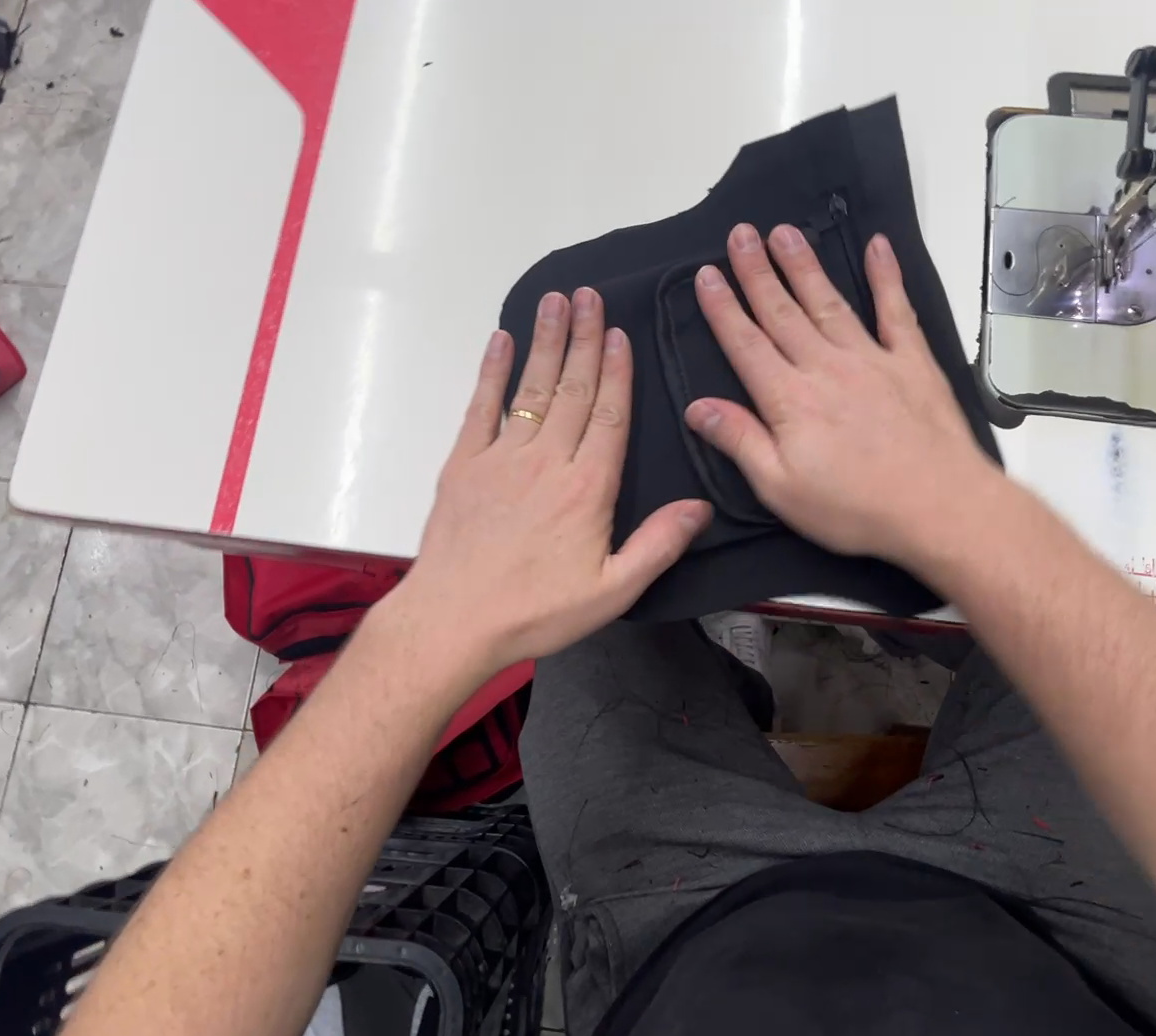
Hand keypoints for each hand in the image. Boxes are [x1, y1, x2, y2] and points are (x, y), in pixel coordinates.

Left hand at [393, 288, 709, 672]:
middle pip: (573, 389)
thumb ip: (659, 545)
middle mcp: (547, 460)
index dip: (617, 371)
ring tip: (554, 300)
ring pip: (531, 388)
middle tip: (589, 295)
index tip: (618, 331)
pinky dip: (491, 371)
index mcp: (588, 488)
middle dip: (584, 339)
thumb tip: (701, 506)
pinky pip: (480, 406)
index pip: (610, 415)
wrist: (454, 621)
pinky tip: (500, 340)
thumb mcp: (612, 591)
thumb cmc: (536, 612)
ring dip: (545, 342)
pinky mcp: (463, 464)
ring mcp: (501, 457)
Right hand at [682, 223, 1002, 568]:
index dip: (723, 309)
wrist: (938, 507)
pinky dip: (886, 276)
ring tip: (784, 232)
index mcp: (789, 400)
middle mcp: (826, 368)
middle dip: (757, 272)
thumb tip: (698, 408)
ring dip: (804, 266)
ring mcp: (871, 359)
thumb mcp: (780, 488)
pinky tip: (879, 247)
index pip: (746, 345)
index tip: (707, 275)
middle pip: (782, 312)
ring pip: (828, 302)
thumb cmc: (854, 507)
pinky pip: (896, 310)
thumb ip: (739, 441)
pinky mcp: (912, 363)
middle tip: (740, 235)